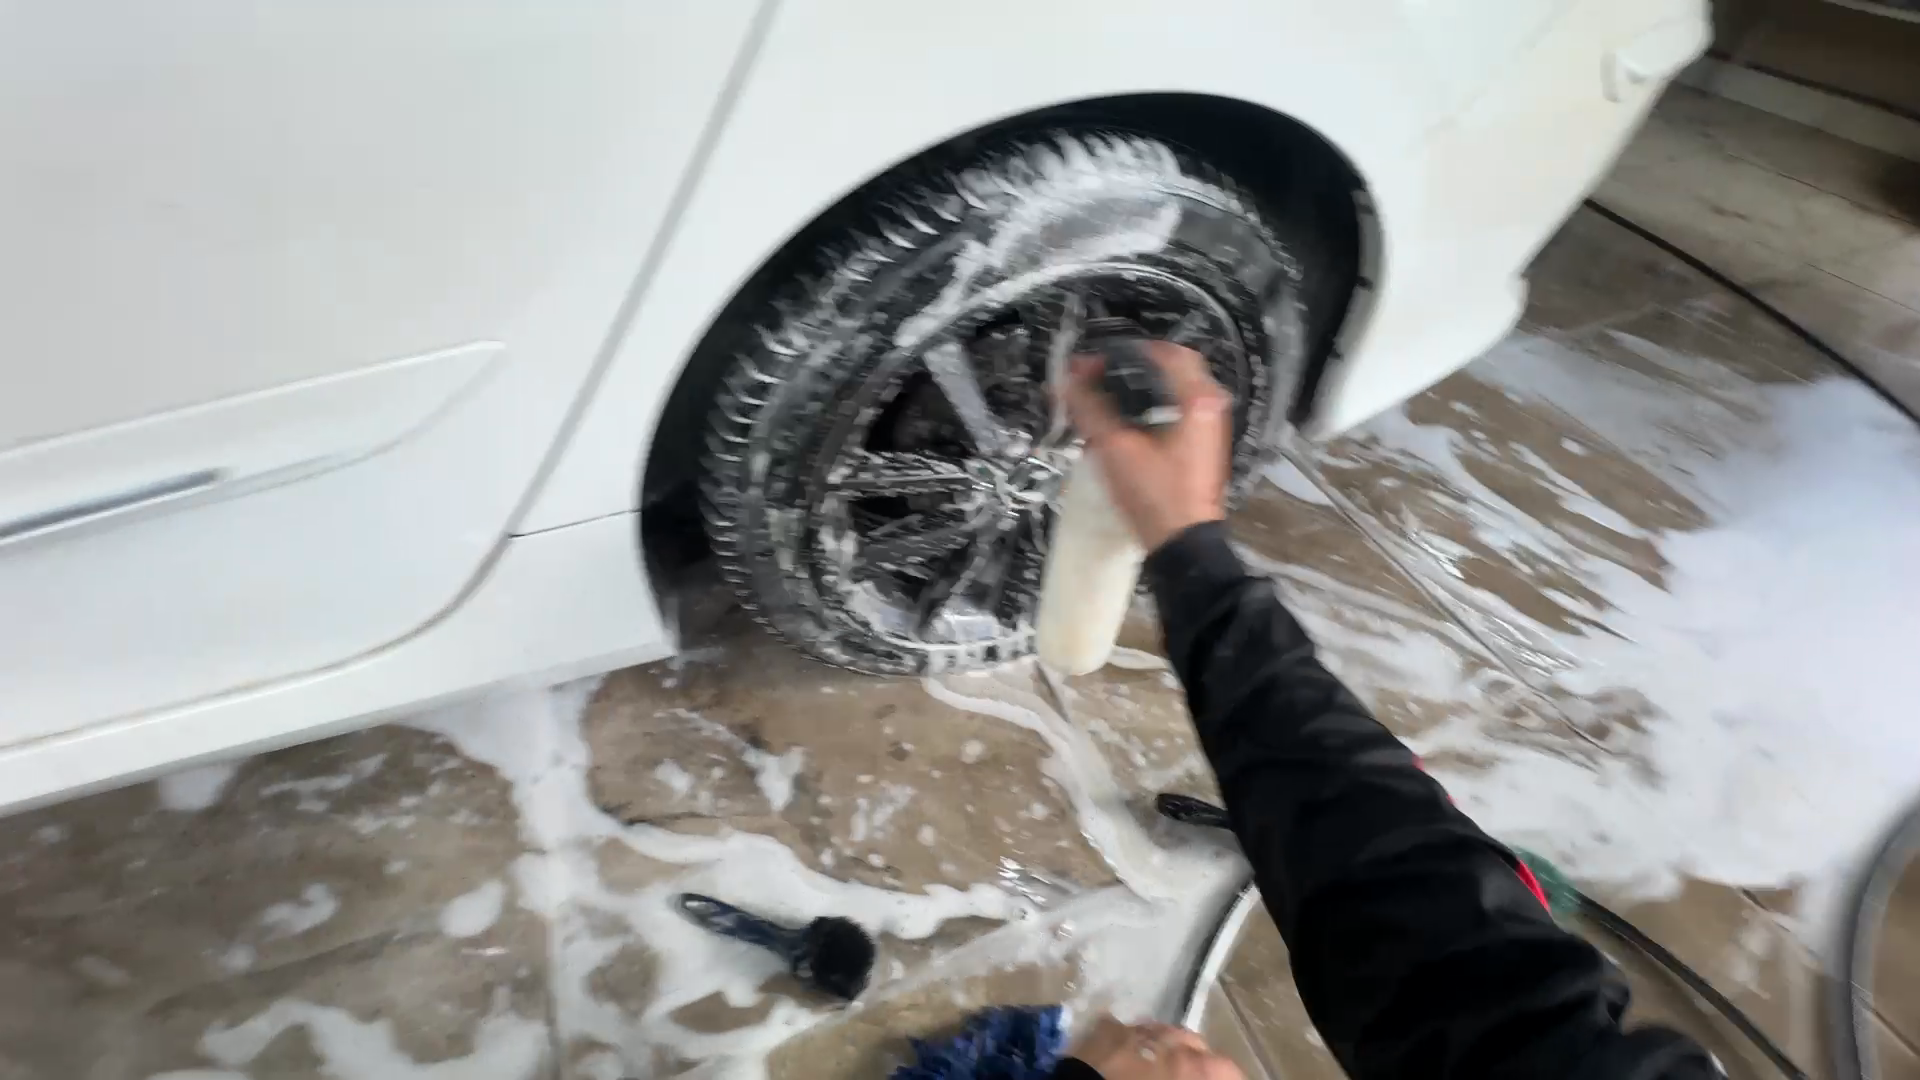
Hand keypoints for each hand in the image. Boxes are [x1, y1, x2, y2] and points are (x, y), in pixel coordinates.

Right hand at [1060, 341, 1232, 551]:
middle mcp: (1210, 406)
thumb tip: (1066, 380)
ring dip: (1139, 391)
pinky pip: (1176, 412)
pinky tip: (1123, 427)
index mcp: (1196, 399)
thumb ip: (1089, 409)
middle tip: (1097, 380)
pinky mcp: (1203, 446)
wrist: (1182, 544)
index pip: (1163, 353)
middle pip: (1170, 369)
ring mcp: (1210, 427)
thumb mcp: (1115, 449)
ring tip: (1104, 402)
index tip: (1093, 365)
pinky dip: (1150, 410)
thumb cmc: (1153, 494)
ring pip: (1172, 392)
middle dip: (1131, 370)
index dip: (1124, 352)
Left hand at [1067, 1016, 1244, 1079]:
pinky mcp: (1102, 1030)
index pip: (1224, 1067)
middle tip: (1200, 1074)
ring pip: (1159, 1030)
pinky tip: (1129, 1050)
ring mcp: (1131, 1029)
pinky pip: (1125, 1029)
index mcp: (1185, 1066)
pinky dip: (1132, 1040)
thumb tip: (1199, 1074)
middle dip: (1199, 1057)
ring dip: (1167, 1045)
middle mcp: (1163, 1039)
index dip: (1231, 1076)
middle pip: (1191, 1041)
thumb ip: (1193, 1077)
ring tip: (1167, 1061)